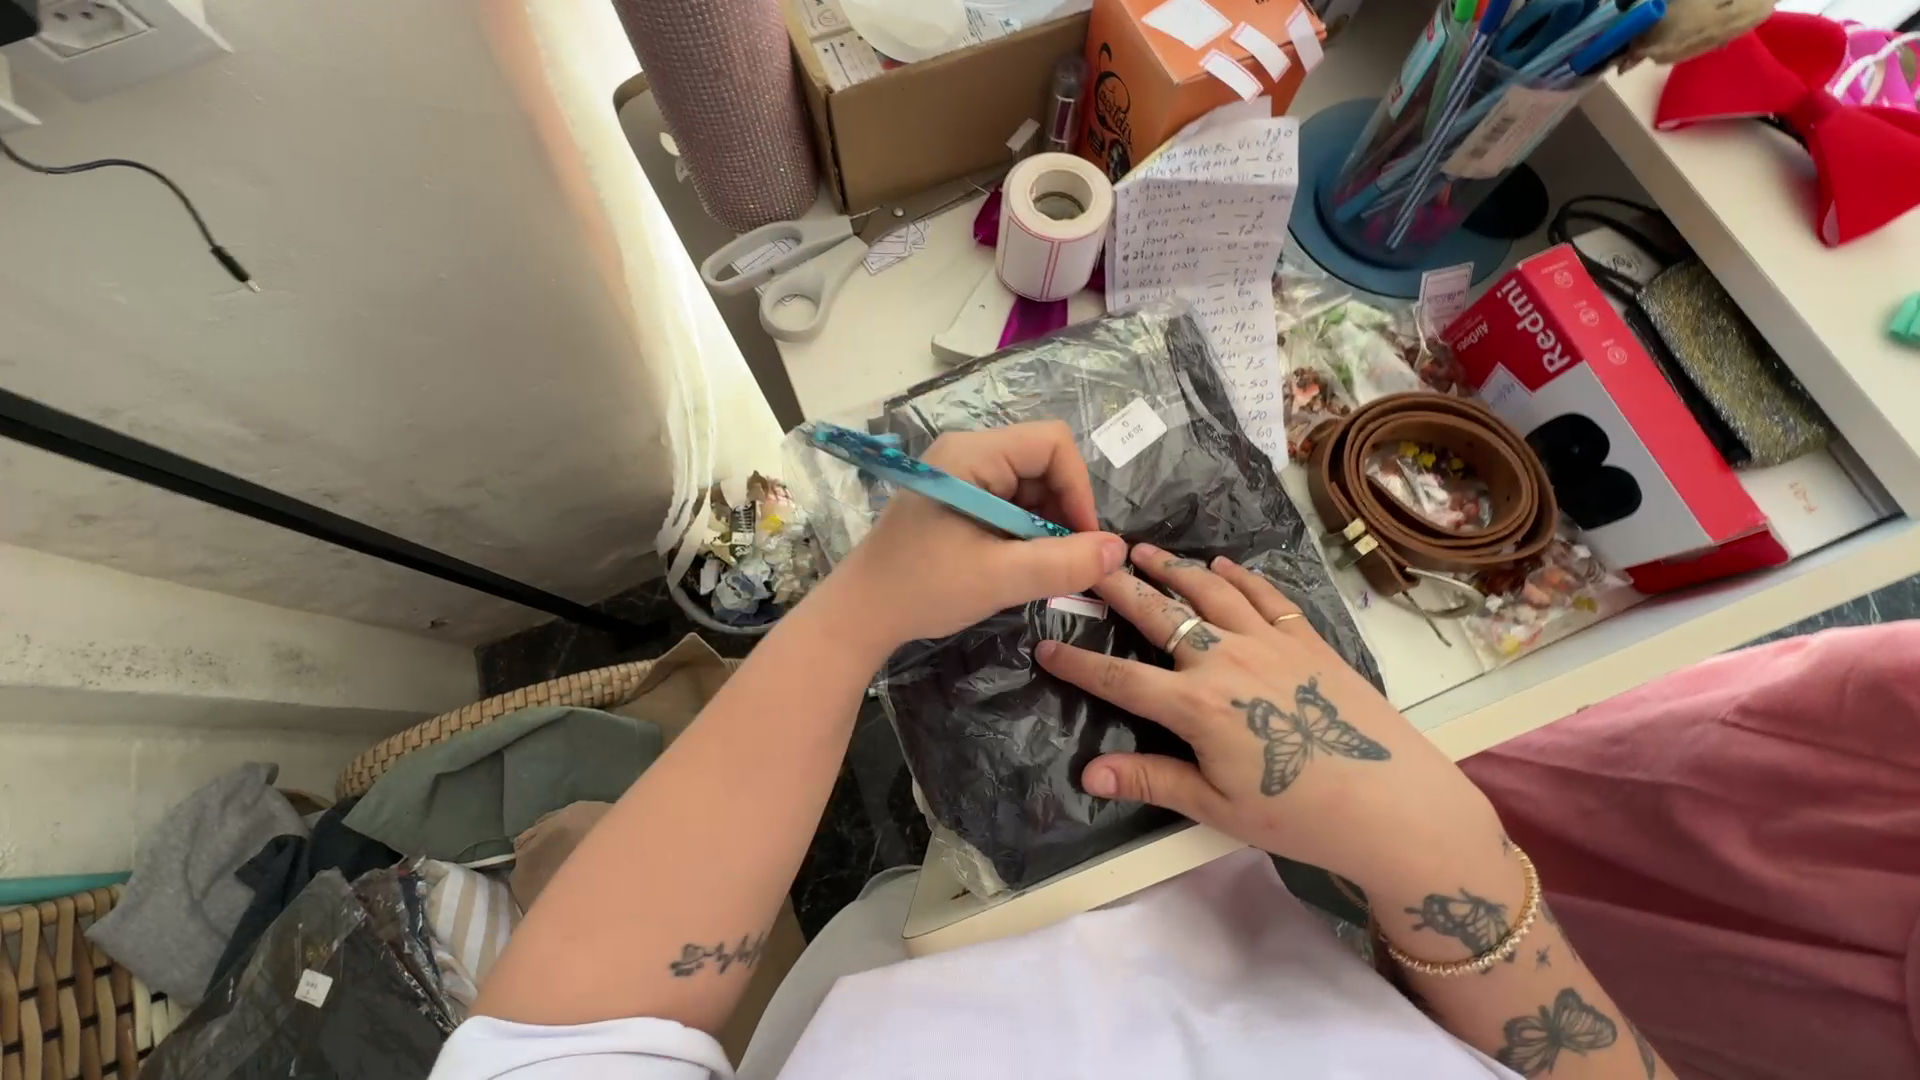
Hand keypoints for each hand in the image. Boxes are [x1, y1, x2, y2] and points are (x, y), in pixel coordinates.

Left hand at [826, 422, 1126, 654]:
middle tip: (1065, 562)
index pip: (1052, 444)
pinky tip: (1020, 565)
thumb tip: (1119, 549)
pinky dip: (1026, 533)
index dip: (1078, 489)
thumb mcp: (999, 578)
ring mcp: (962, 476)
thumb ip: (1063, 563)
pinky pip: (1011, 504)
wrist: (861, 613)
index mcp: (972, 454)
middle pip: (1043, 463)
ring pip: (1031, 486)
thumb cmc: (922, 588)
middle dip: (1063, 512)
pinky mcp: (960, 500)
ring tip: (1041, 569)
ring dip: (1046, 526)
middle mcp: (968, 453)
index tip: (1085, 541)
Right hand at [1035, 544, 1501, 892]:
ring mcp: (1268, 643)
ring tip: (1143, 550)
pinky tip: (1222, 565)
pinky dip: (1240, 576)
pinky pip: (1266, 596)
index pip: (1119, 679)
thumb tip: (1087, 774)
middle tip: (1089, 560)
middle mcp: (1225, 660)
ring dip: (1172, 568)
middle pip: (1159, 615)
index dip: (1077, 664)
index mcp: (1196, 706)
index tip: (1042, 645)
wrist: (1395, 806)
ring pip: (1209, 593)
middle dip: (1118, 587)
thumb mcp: (1217, 807)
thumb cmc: (1300, 816)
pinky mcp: (1306, 640)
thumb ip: (1151, 780)